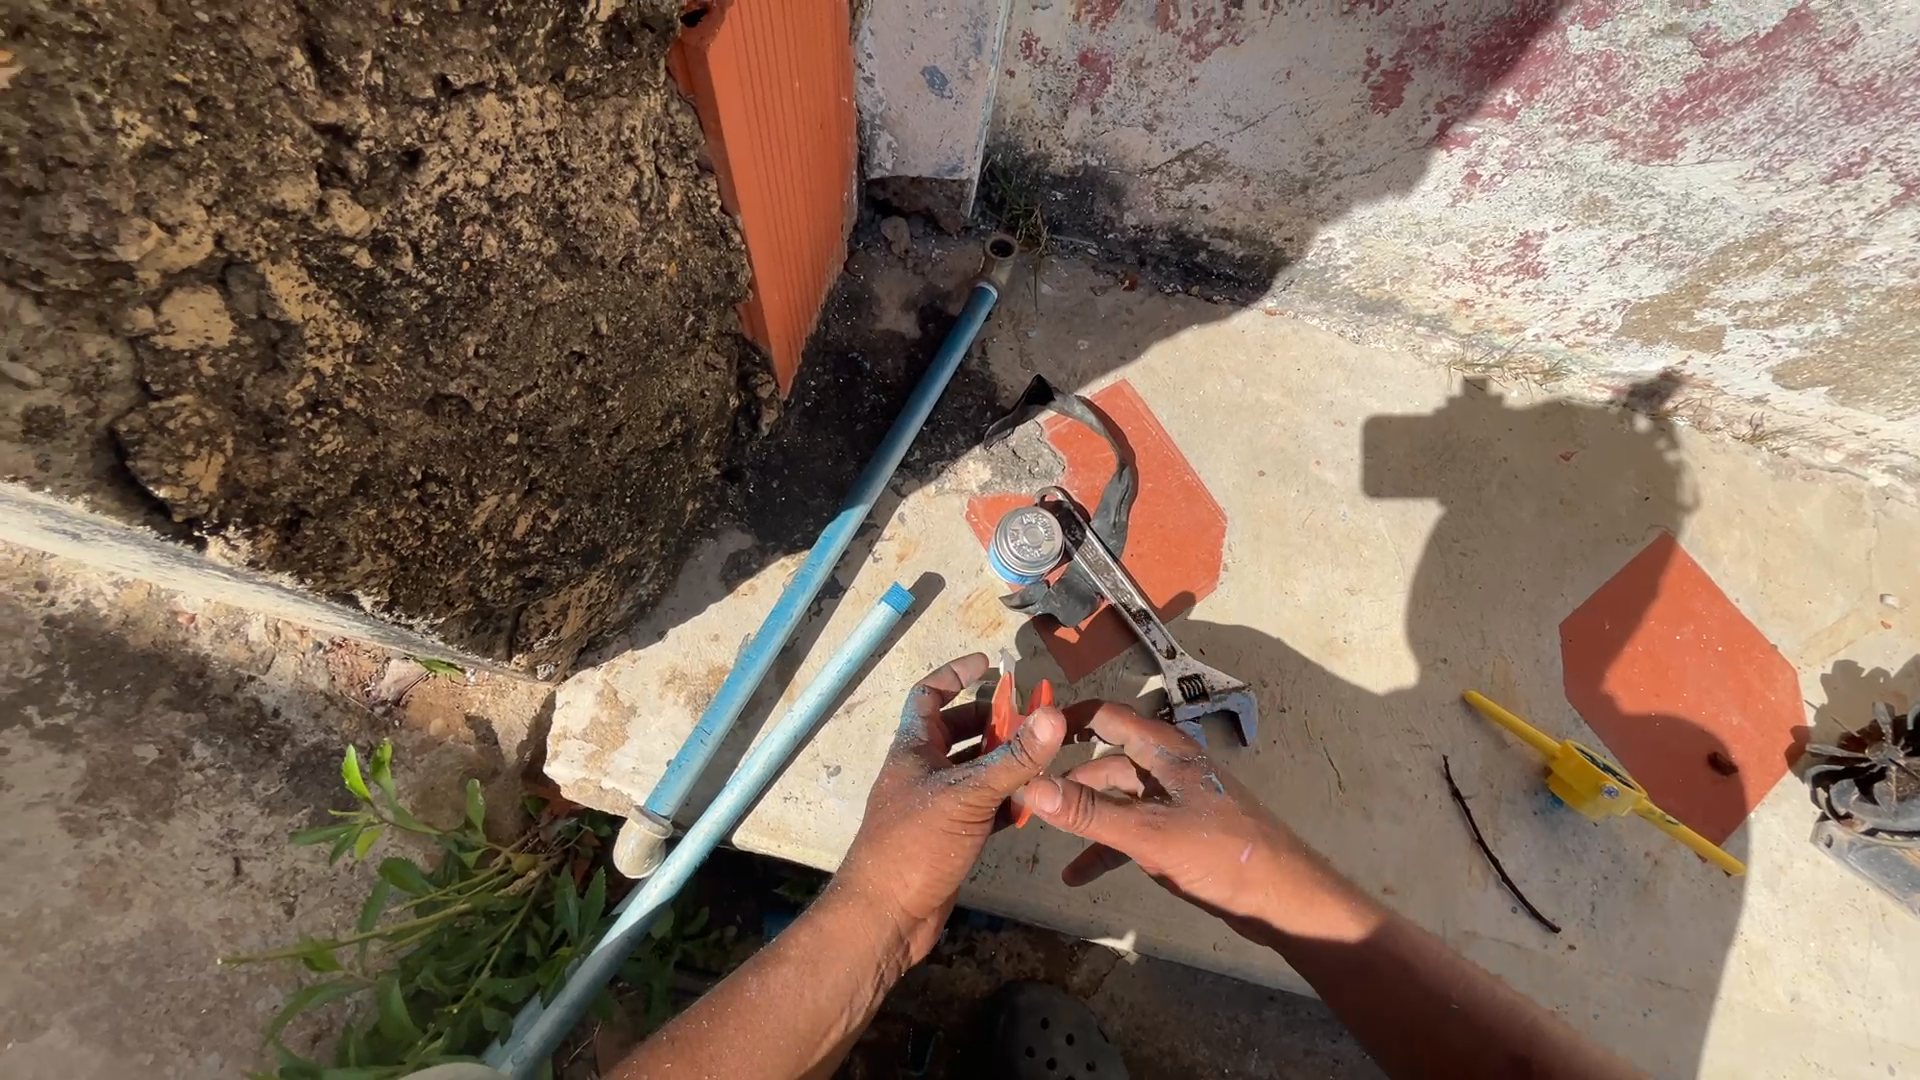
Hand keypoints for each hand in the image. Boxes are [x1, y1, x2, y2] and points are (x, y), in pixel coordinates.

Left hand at [833, 653, 1065, 962]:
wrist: (885, 918)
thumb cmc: (914, 845)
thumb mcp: (967, 795)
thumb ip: (1013, 758)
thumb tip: (1053, 713)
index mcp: (914, 747)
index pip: (929, 694)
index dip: (956, 674)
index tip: (989, 664)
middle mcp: (923, 769)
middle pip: (958, 730)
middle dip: (993, 720)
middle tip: (1031, 717)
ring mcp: (936, 804)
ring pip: (974, 769)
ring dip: (1004, 761)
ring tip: (1042, 754)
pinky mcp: (950, 835)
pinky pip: (983, 806)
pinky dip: (1006, 800)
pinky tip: (1035, 801)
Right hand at [1018, 701, 1299, 933]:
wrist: (1286, 903)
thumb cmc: (1221, 853)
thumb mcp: (1148, 834)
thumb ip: (1088, 812)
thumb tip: (1030, 788)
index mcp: (1163, 748)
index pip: (1104, 716)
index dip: (1064, 720)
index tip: (1025, 735)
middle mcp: (1165, 766)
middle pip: (1104, 761)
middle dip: (1066, 780)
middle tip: (1024, 795)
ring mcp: (1171, 799)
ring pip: (1114, 799)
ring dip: (1083, 818)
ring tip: (1044, 835)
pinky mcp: (1177, 830)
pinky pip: (1130, 830)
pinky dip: (1105, 846)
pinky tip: (1076, 874)